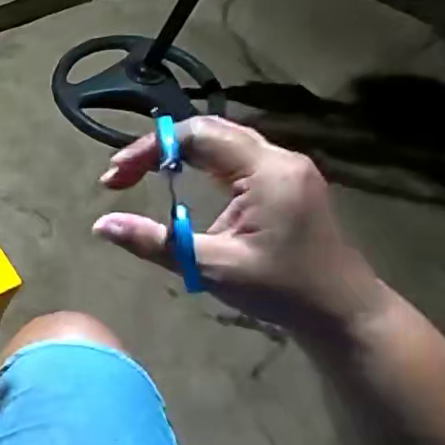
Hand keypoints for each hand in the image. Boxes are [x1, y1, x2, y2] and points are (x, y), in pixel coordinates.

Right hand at [92, 115, 384, 339]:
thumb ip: (156, 243)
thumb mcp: (213, 268)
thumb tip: (101, 225)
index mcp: (267, 170)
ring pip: (221, 142)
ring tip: (141, 175)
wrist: (343, 313)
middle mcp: (279, 158)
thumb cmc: (282, 291)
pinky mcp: (286, 183)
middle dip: (159, 148)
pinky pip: (235, 159)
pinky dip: (200, 164)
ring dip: (178, 154)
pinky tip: (181, 180)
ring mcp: (286, 168)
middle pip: (208, 131)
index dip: (149, 149)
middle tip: (121, 176)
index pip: (197, 135)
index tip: (115, 178)